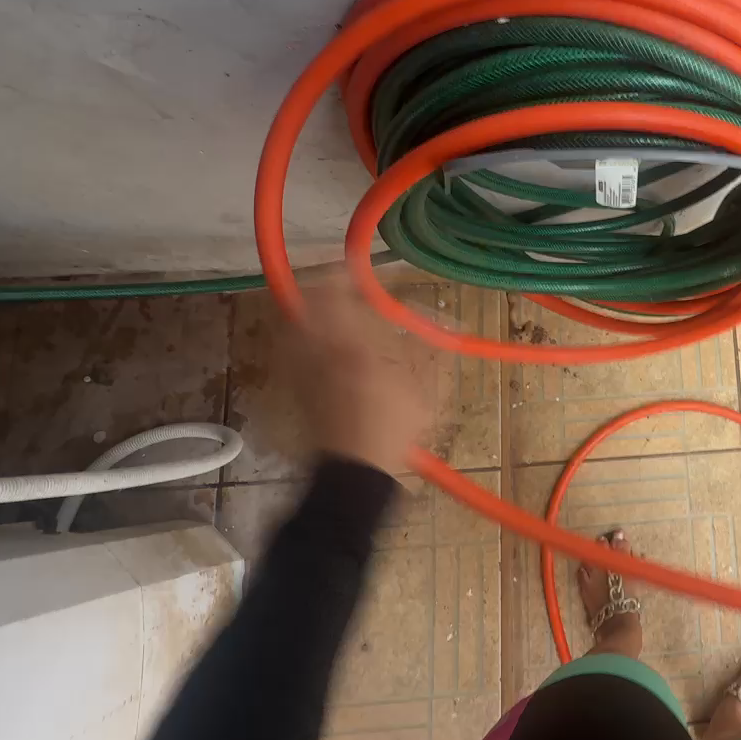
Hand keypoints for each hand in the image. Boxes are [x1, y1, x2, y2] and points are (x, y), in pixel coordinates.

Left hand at [282, 279, 435, 473]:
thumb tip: (451, 323)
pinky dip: (299, 335)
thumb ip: (431, 353)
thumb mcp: (424, 391)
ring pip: (291, 324)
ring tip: (322, 305)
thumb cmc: (392, 429)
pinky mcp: (293, 387)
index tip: (352, 265)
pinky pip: (289, 349)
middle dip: (317, 287)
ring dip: (306, 309)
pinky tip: (314, 341)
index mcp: (352, 346)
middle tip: (334, 281)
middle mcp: (319, 352)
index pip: (335, 294)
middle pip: (304, 304)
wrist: (352, 474)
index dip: (340, 273)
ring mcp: (300, 370)